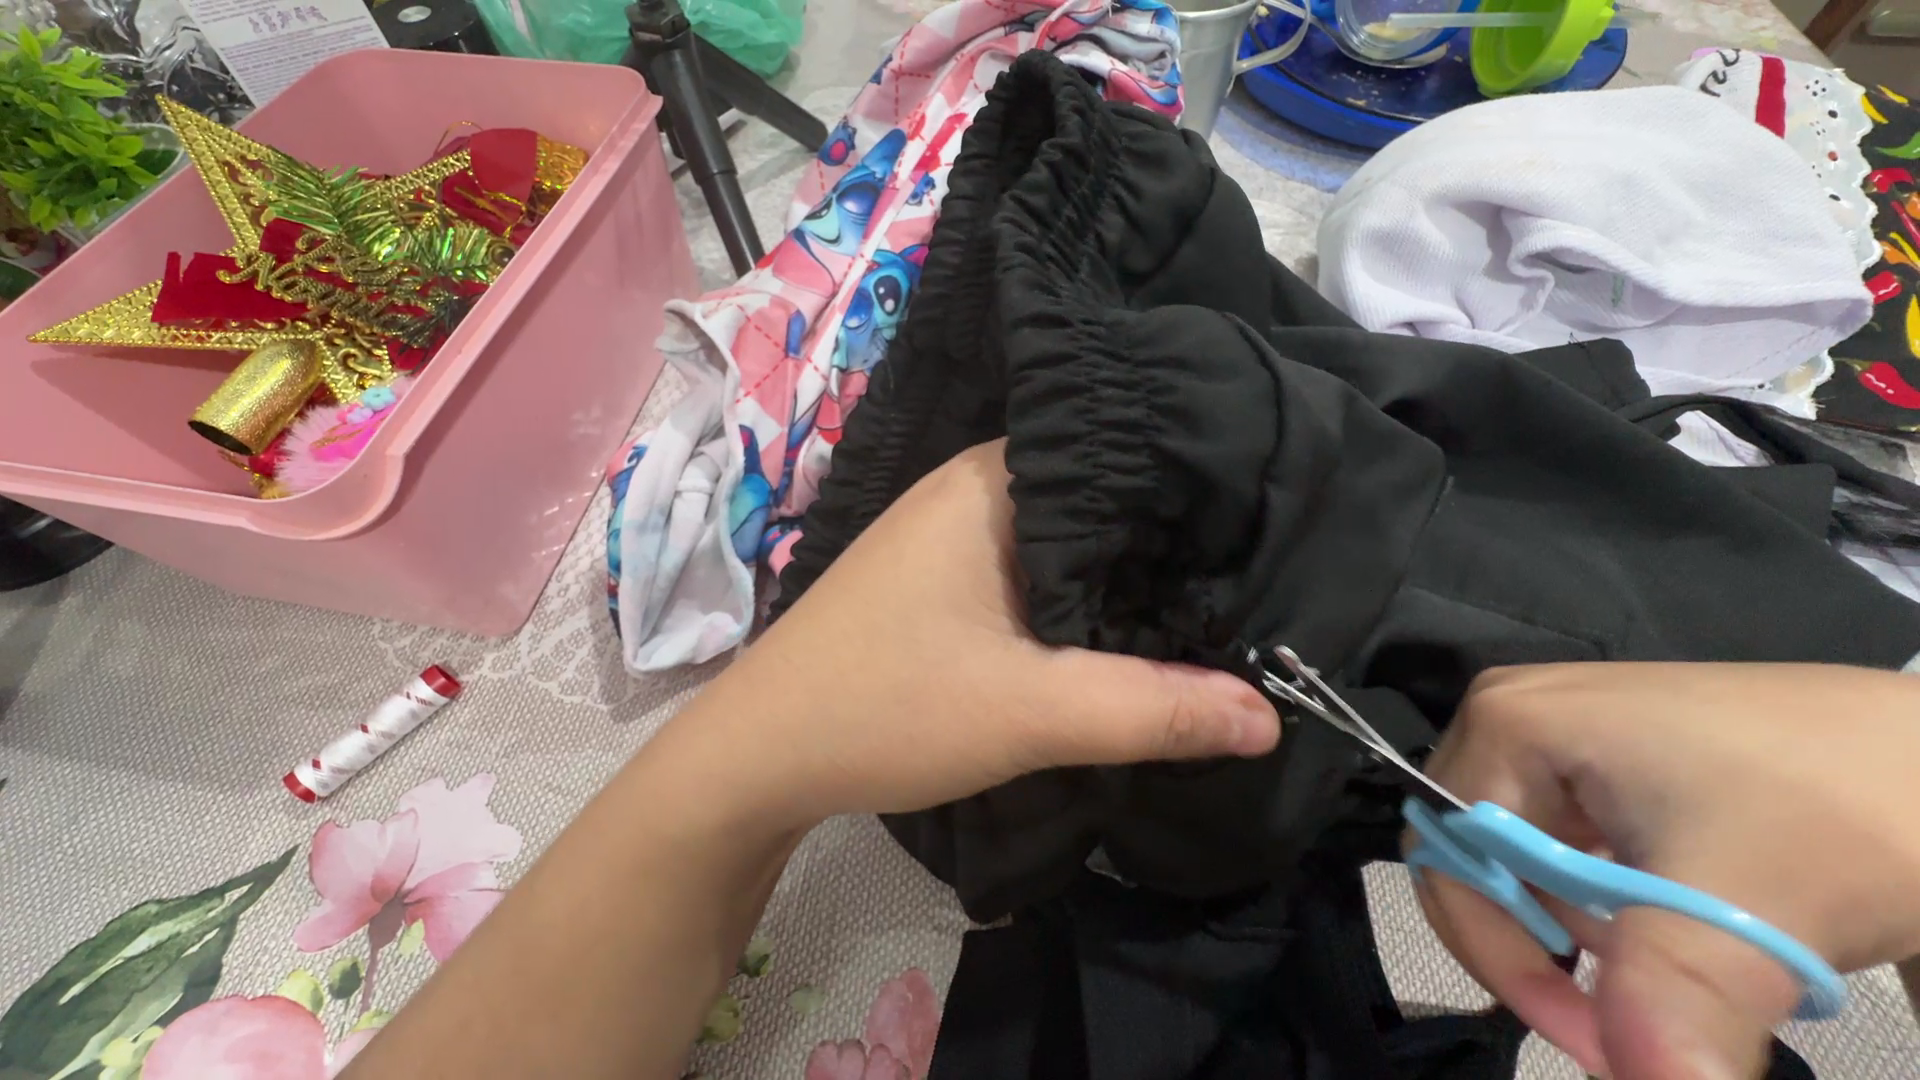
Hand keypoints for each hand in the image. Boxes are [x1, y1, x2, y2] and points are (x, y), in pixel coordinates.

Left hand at [656, 439, 1281, 830]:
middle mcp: (972, 486)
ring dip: (1120, 577)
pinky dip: (1076, 596)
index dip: (1198, 494)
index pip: (1123, 457)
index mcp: (993, 480)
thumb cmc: (886, 708)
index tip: (1268, 528)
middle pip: (1097, 502)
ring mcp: (949, 530)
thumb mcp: (1029, 712)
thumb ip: (1152, 710)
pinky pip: (1031, 570)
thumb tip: (1271, 717)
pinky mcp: (939, 575)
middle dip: (1167, 543)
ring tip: (1209, 602)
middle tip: (1256, 577)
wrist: (762, 753)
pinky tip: (1118, 627)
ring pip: (1064, 541)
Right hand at [1414, 663, 1919, 1078]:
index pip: (1449, 855)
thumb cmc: (1838, 805)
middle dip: (1530, 937)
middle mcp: (1505, 711)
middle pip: (1465, 849)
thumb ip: (1671, 1003)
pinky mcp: (1587, 743)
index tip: (1597, 1040)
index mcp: (1508, 724)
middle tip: (1619, 1007)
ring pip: (1504, 845)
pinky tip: (1656, 911)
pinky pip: (1546, 828)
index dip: (1499, 953)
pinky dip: (1587, 890)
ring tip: (1659, 960)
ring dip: (1564, 920)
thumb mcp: (1752, 908)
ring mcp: (1546, 722)